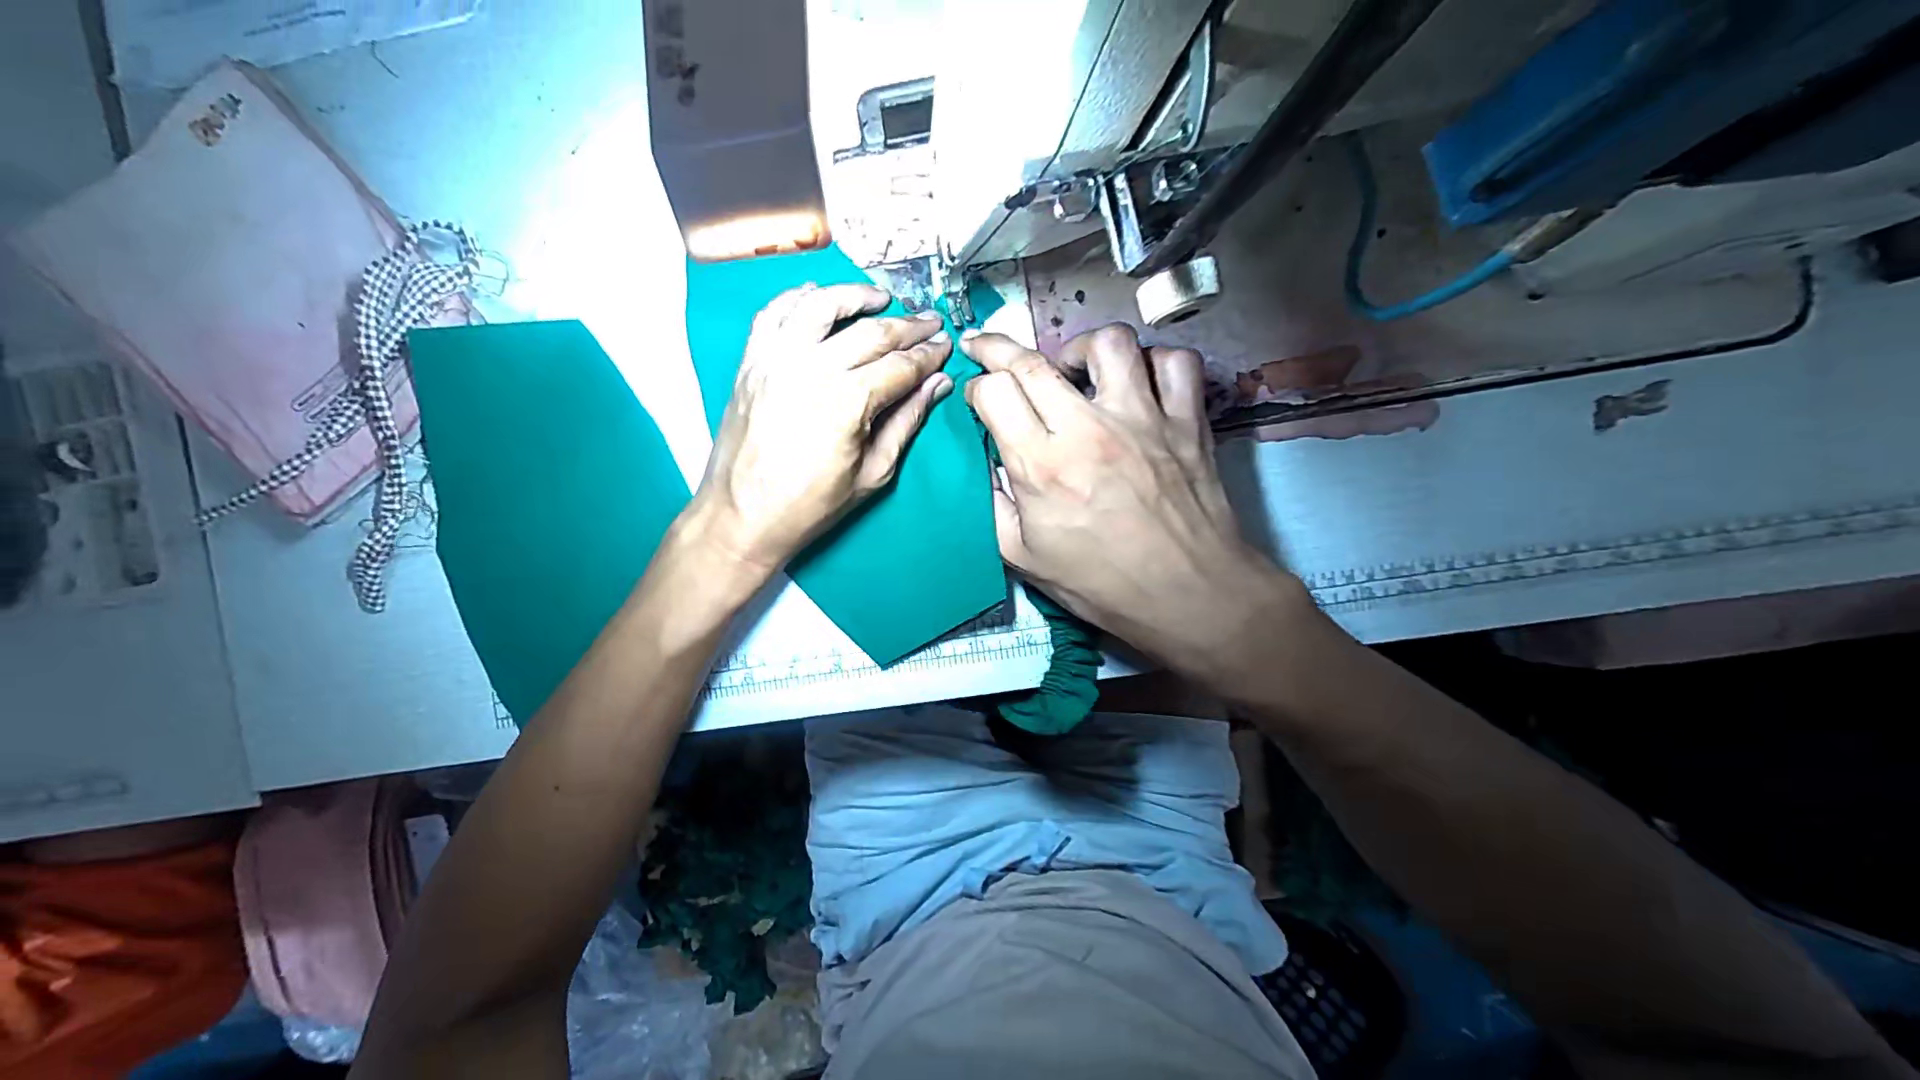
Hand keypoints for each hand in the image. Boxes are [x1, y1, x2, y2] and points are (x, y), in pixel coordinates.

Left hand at [687, 283, 952, 576]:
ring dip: (856, 295)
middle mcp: (812, 370)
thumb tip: (938, 384)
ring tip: (881, 297)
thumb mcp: (873, 473)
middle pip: (871, 332)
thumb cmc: (810, 505)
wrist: (742, 517)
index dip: (929, 354)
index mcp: (848, 402)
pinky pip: (774, 313)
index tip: (945, 345)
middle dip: (908, 325)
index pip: (901, 365)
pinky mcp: (751, 361)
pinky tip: (818, 294)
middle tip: (929, 321)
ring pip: (822, 306)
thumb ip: (907, 421)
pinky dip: (797, 297)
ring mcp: (776, 360)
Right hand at [961, 325, 1312, 696]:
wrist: (1188, 596)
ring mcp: (1144, 419)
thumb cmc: (1102, 585)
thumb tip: (987, 463)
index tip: (978, 396)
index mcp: (1043, 466)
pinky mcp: (1187, 420)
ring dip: (1081, 347)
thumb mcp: (1024, 558)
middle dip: (998, 347)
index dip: (976, 386)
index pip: (995, 392)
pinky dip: (1154, 362)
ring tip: (1076, 370)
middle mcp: (1089, 430)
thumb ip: (994, 504)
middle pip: (1033, 360)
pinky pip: (1175, 363)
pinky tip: (1139, 382)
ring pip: (1109, 343)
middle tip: (990, 350)